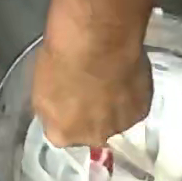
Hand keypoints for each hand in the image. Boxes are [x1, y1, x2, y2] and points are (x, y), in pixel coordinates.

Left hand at [31, 36, 152, 146]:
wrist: (97, 42)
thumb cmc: (61, 60)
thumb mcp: (40, 89)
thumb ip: (52, 111)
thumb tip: (60, 115)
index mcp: (63, 135)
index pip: (62, 134)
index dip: (66, 116)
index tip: (69, 100)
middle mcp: (93, 138)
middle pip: (92, 132)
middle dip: (91, 116)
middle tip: (91, 90)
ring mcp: (119, 127)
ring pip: (116, 120)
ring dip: (113, 107)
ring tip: (110, 80)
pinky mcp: (141, 111)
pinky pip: (135, 107)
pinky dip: (131, 95)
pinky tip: (126, 77)